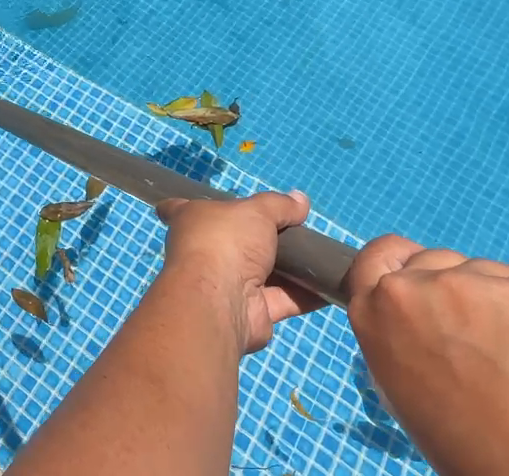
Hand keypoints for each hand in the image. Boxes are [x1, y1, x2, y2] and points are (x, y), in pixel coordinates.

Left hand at [156, 191, 325, 353]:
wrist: (223, 298)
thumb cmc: (227, 241)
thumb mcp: (255, 212)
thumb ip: (278, 205)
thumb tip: (300, 199)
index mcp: (191, 219)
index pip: (178, 208)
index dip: (187, 204)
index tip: (202, 202)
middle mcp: (203, 249)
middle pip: (228, 240)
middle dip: (254, 238)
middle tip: (289, 231)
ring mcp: (225, 281)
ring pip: (259, 272)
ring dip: (286, 268)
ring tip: (316, 257)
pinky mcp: (251, 310)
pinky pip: (282, 298)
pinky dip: (305, 294)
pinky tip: (330, 288)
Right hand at [345, 235, 508, 475]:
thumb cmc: (467, 445)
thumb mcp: (403, 388)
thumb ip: (401, 341)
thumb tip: (428, 329)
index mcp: (371, 312)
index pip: (379, 256)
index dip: (405, 260)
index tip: (430, 278)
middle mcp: (407, 287)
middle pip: (440, 262)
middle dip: (467, 289)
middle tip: (493, 336)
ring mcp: (464, 284)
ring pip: (493, 273)